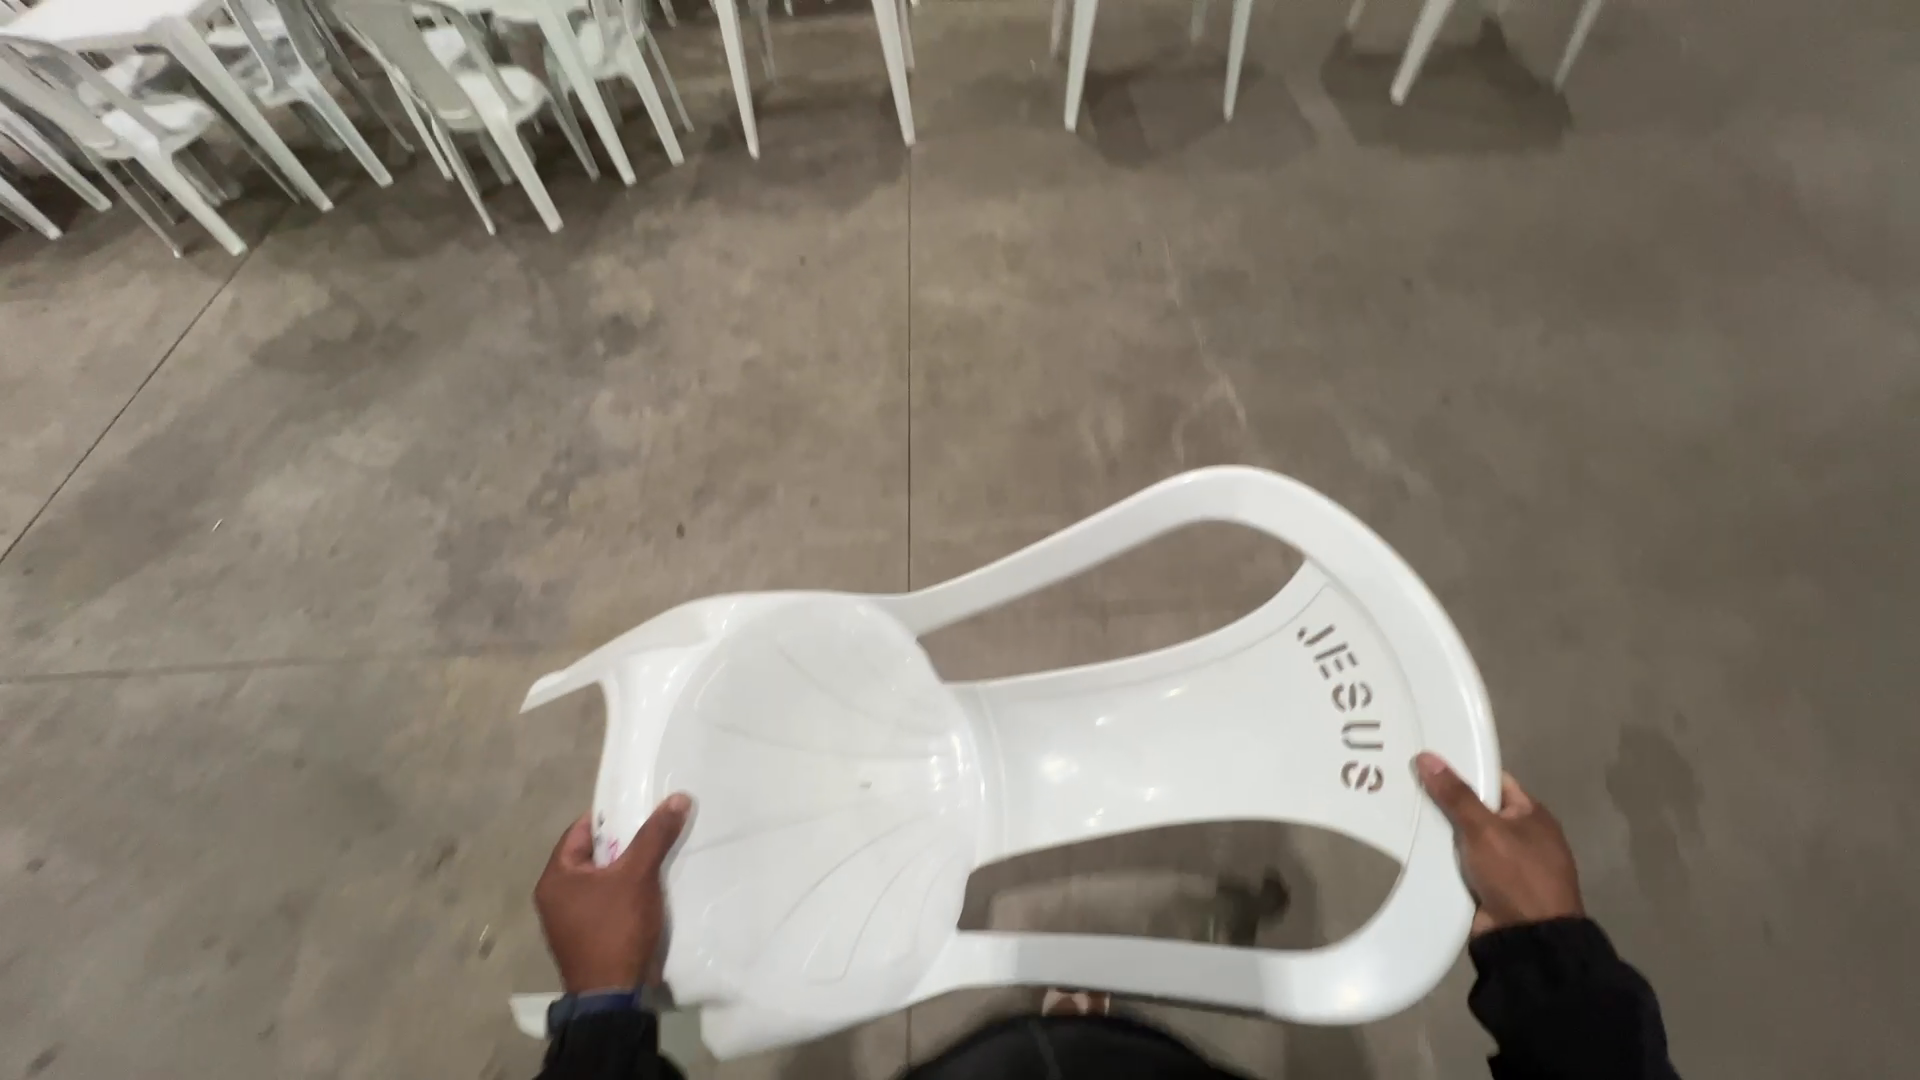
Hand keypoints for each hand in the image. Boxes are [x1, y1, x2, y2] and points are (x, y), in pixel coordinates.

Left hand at [534, 793, 691, 992]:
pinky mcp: (591, 933)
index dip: (610, 815)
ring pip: (605, 876)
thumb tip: (677, 798)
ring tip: (660, 848)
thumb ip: (655, 835)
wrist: (614, 993)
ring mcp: (573, 918)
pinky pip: (610, 897)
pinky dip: (630, 887)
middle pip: (594, 853)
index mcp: (555, 878)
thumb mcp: (638, 874)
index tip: (640, 805)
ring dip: (630, 864)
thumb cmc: (615, 927)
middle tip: (656, 824)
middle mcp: (557, 896)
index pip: (579, 831)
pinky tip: (655, 881)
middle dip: (626, 839)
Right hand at [1415, 754, 1582, 935]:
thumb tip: (1427, 756)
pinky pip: (1457, 857)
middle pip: (1474, 805)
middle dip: (1442, 797)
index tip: (1426, 759)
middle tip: (1402, 779)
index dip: (1462, 767)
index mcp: (1532, 816)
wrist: (1528, 939)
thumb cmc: (1517, 876)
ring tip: (1396, 805)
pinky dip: (1438, 850)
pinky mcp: (1486, 882)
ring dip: (1436, 826)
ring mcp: (1503, 860)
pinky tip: (1408, 839)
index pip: (1493, 779)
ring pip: (1462, 833)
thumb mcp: (1484, 829)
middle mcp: (1520, 835)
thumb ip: (1455, 794)